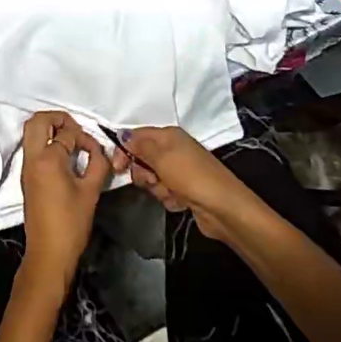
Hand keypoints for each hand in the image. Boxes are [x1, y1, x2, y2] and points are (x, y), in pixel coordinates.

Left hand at [19, 111, 115, 290]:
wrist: (49, 252)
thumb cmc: (71, 224)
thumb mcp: (91, 192)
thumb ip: (97, 165)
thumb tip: (98, 151)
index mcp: (47, 160)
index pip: (66, 134)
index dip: (84, 137)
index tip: (95, 150)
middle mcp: (32, 158)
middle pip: (37, 121)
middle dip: (57, 118)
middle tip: (76, 129)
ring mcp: (26, 167)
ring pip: (30, 132)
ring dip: (49, 128)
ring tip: (71, 140)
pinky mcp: (26, 177)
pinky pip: (31, 146)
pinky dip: (45, 141)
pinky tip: (63, 154)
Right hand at [117, 126, 257, 239]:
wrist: (223, 208)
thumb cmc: (190, 176)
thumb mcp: (161, 157)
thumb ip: (139, 145)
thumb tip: (122, 134)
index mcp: (168, 135)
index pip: (136, 136)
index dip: (123, 149)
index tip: (117, 167)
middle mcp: (173, 149)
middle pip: (142, 158)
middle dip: (142, 172)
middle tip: (151, 180)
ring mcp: (179, 170)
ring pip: (151, 178)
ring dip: (156, 188)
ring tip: (170, 193)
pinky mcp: (184, 190)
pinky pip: (164, 192)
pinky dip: (168, 198)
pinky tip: (180, 202)